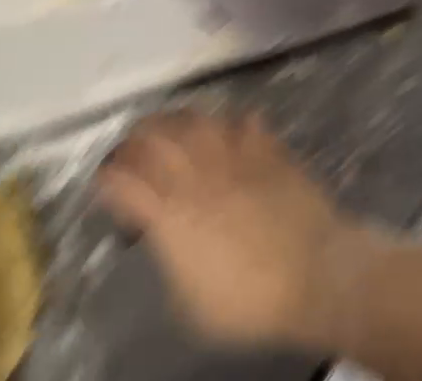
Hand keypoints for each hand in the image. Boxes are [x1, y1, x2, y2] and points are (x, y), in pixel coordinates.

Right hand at [96, 113, 375, 349]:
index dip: (109, 178)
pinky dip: (232, 122)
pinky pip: (247, 122)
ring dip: (178, 121)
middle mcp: (199, 178)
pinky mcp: (272, 151)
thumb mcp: (189, 300)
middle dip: (136, 139)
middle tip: (131, 147)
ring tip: (172, 126)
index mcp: (171, 217)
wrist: (316, 274)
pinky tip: (230, 128)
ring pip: (199, 121)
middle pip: (156, 139)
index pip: (125, 182)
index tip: (105, 180)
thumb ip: (173, 258)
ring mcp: (238, 158)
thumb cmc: (250, 302)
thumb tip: (170, 239)